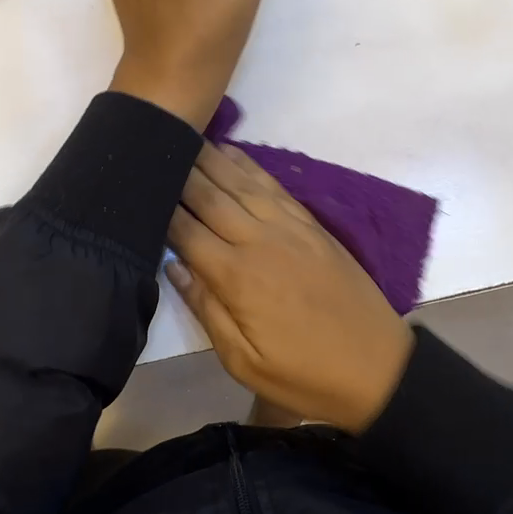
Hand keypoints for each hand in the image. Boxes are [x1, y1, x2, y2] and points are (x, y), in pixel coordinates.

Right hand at [166, 142, 413, 432]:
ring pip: (239, 182)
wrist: (378, 368)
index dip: (158, 208)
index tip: (134, 188)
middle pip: (208, 196)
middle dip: (177, 172)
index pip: (184, 230)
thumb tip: (173, 266)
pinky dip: (248, 165)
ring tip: (181, 138)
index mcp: (236, 276)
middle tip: (149, 149)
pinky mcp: (311, 224)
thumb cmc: (304, 375)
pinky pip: (272, 185)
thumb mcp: (244, 361)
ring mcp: (288, 227)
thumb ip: (207, 309)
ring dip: (208, 158)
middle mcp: (259, 240)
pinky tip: (230, 153)